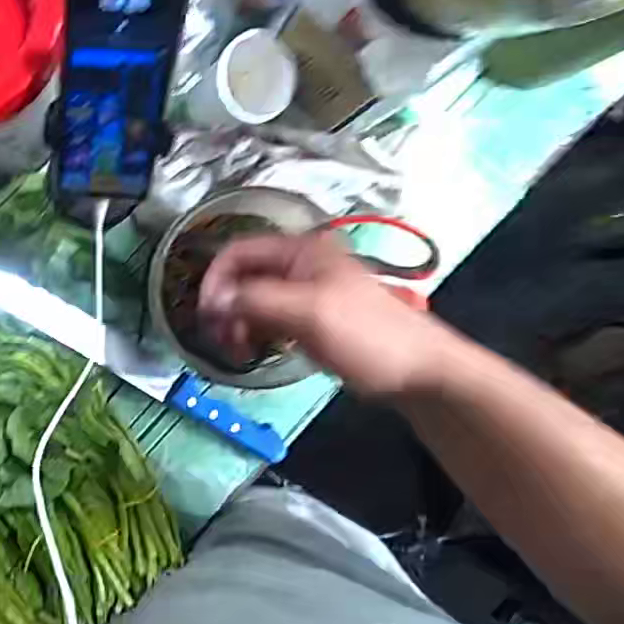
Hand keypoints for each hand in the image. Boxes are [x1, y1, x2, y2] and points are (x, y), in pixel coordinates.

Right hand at [198, 232, 460, 398]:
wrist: (418, 372)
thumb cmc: (368, 336)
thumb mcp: (309, 313)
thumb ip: (256, 300)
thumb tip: (212, 301)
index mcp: (300, 250)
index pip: (238, 251)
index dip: (215, 279)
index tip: (205, 313)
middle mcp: (298, 265)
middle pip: (241, 277)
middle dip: (224, 307)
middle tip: (219, 339)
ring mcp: (301, 293)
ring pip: (249, 301)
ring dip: (235, 324)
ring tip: (236, 352)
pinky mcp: (305, 319)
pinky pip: (265, 320)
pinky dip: (251, 334)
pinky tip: (251, 353)